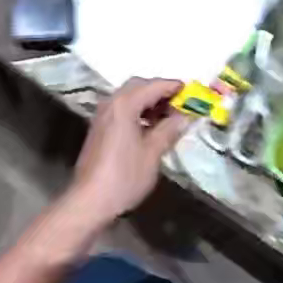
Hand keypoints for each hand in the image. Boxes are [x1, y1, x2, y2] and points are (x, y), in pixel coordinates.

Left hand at [61, 78, 191, 229]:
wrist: (92, 196)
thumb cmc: (125, 175)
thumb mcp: (152, 153)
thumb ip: (168, 131)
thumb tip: (184, 116)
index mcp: (123, 105)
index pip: (151, 86)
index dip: (171, 86)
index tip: (190, 90)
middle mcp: (110, 103)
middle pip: (137, 86)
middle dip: (159, 91)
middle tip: (181, 103)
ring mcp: (103, 113)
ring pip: (128, 96)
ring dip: (149, 101)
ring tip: (171, 115)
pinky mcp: (100, 125)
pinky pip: (122, 108)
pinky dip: (138, 110)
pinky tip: (152, 125)